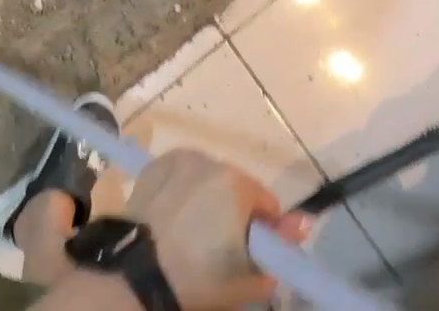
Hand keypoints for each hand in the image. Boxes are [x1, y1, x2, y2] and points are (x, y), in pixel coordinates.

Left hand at [124, 149, 311, 309]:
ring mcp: (177, 160)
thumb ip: (281, 250)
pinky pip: (181, 176)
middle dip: (236, 211)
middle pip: (237, 187)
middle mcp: (208, 161)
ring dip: (209, 198)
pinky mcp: (153, 166)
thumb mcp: (250, 276)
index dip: (266, 230)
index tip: (252, 252)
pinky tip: (174, 217)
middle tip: (221, 245)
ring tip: (194, 231)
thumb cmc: (200, 278)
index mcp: (236, 183)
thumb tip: (301, 224)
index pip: (268, 203)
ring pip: (208, 179)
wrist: (138, 271)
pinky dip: (183, 190)